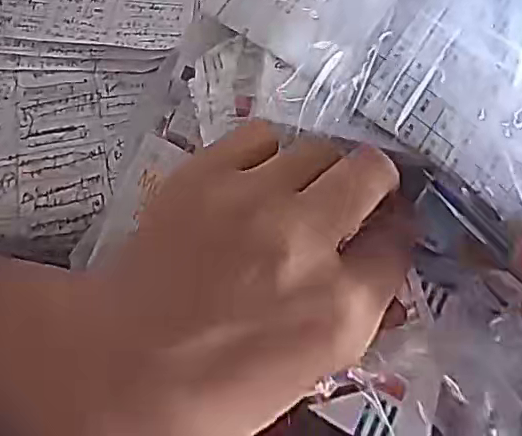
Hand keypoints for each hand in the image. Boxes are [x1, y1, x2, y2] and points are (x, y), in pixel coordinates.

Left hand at [88, 121, 414, 435]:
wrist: (124, 362)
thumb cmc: (216, 385)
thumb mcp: (308, 366)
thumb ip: (352, 310)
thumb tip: (378, 263)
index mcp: (336, 310)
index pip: (397, 245)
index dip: (394, 231)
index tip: (386, 225)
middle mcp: (303, 242)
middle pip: (370, 173)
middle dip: (373, 180)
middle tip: (356, 189)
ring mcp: (253, 198)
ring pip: (318, 147)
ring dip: (318, 168)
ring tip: (298, 186)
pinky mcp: (209, 171)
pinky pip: (262, 135)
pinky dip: (266, 152)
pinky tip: (254, 176)